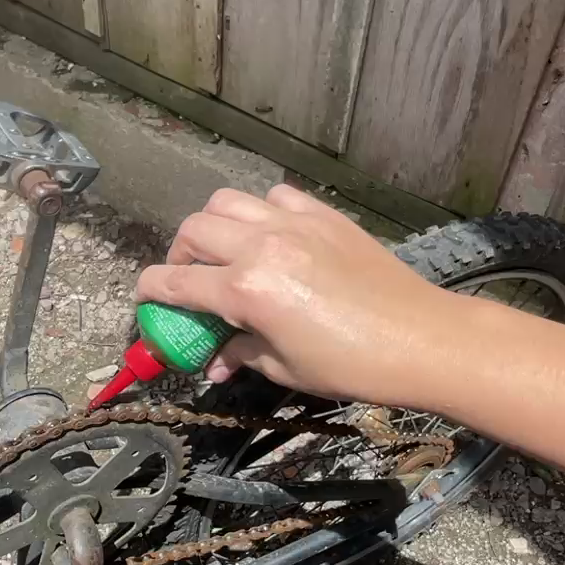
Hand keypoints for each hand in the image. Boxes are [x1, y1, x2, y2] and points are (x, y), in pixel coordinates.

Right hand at [136, 185, 461, 405]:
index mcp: (247, 290)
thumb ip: (240, 353)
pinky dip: (259, 212)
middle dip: (178, 256)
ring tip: (223, 252)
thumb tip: (214, 361)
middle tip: (188, 281)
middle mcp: (261, 245)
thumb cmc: (351, 364)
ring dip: (212, 227)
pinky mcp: (323, 214)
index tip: (143, 300)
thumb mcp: (286, 368)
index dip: (149, 293)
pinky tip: (271, 236)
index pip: (175, 283)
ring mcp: (293, 222)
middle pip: (192, 230)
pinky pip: (274, 196)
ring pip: (228, 202)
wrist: (420, 337)